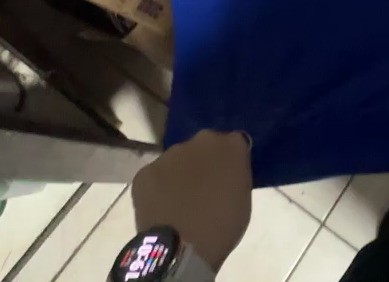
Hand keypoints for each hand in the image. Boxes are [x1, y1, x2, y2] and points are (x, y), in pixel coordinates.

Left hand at [132, 131, 251, 270]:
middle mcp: (203, 140)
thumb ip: (234, 174)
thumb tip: (224, 175)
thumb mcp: (243, 195)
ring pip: (177, 160)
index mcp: (233, 144)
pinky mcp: (146, 172)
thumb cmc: (222, 226)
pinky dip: (156, 188)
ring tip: (177, 202)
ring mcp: (171, 154)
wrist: (183, 248)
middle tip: (201, 189)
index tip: (225, 178)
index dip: (228, 161)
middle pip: (203, 146)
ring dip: (178, 174)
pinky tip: (160, 208)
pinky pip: (154, 176)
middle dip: (202, 162)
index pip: (233, 144)